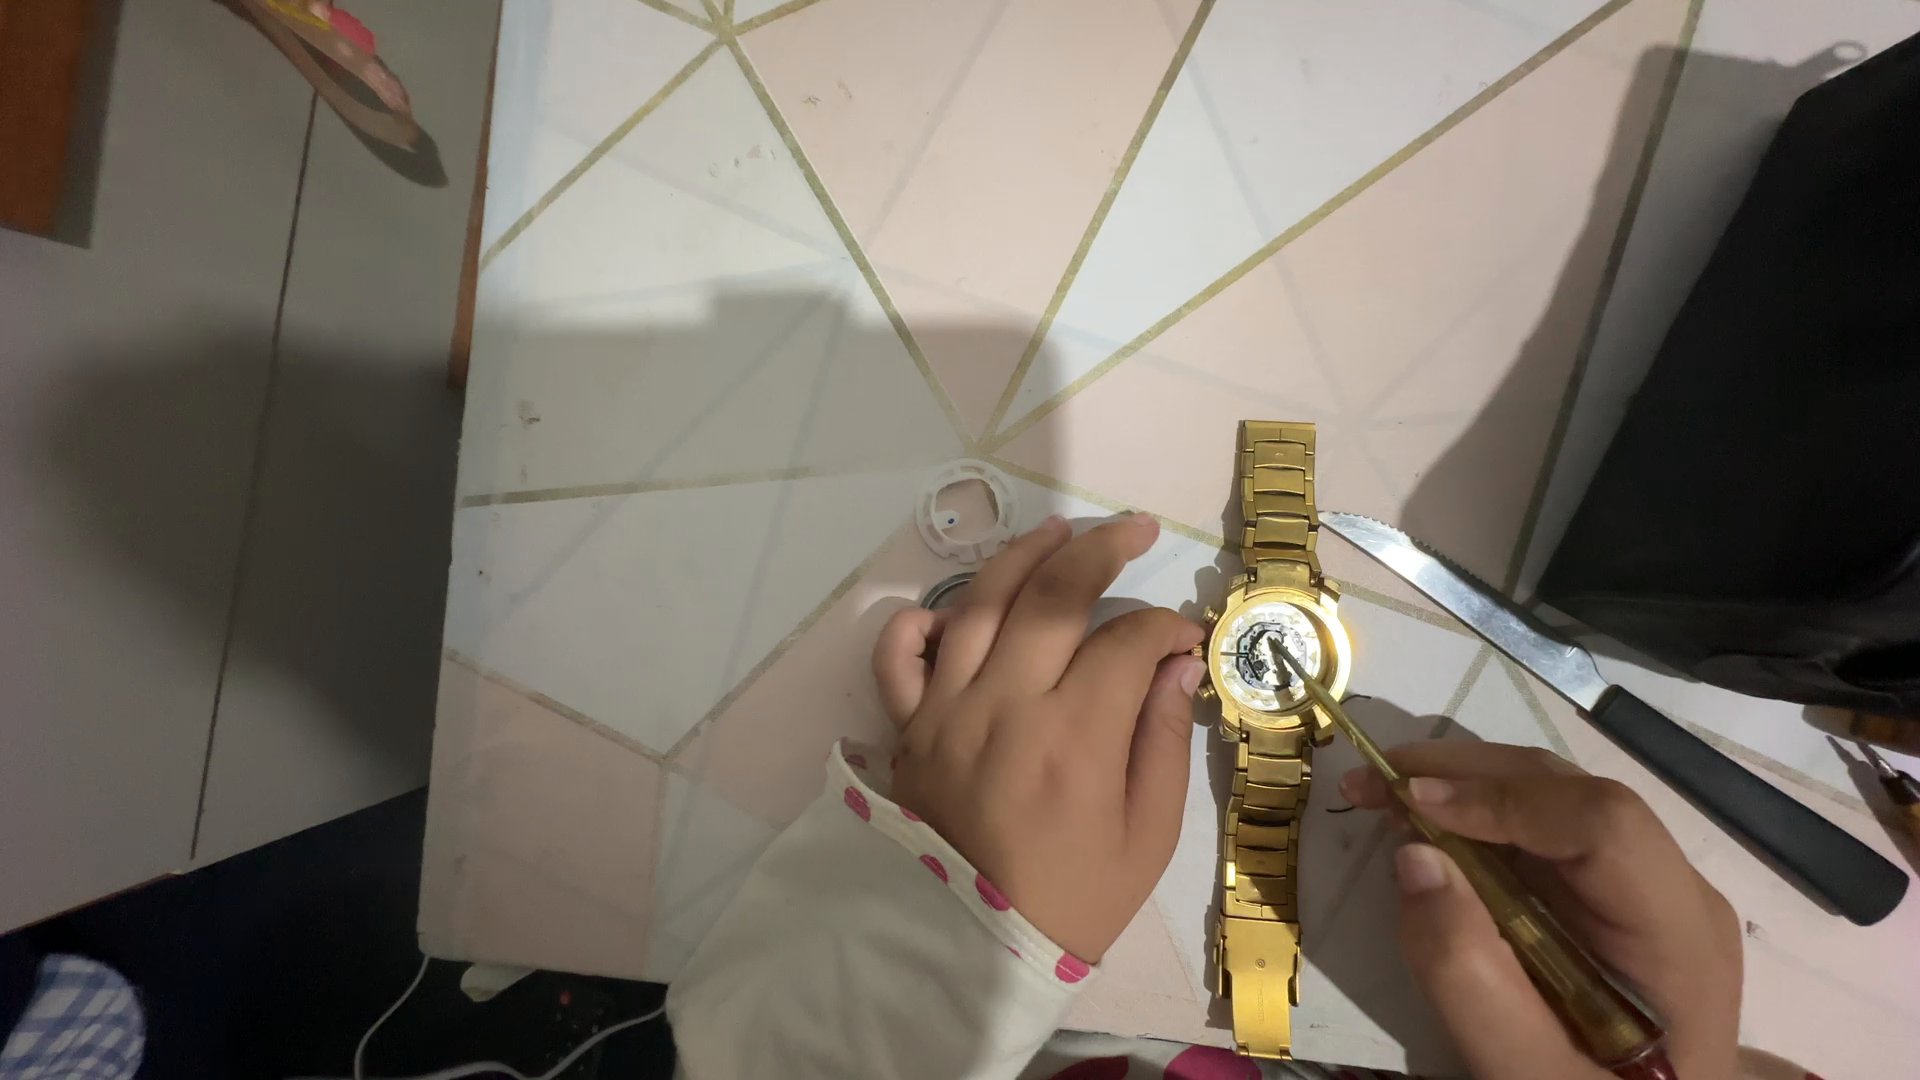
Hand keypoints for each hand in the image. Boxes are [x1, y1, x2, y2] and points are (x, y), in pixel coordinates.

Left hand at [871, 514, 1204, 961]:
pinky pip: (897, 655)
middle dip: (1100, 550)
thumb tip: (1177, 662)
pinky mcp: (908, 724)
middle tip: (1130, 528)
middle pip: (1052, 598)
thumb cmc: (1069, 897)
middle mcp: (1005, 705)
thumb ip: (1163, 739)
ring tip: (1055, 530)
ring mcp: (946, 708)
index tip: (1182, 633)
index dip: (1164, 625)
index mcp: (1073, 738)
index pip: (1125, 642)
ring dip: (1020, 557)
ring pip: (978, 604)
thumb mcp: (1146, 836)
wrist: (971, 949)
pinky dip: (918, 621)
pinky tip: (953, 610)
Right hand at [1342, 743, 1740, 1079]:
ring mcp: (1626, 872)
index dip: (1502, 799)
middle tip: (1366, 782)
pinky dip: (1456, 799)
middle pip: (1561, 789)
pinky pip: (1520, 810)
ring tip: (1373, 791)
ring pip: (1536, 786)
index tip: (1410, 803)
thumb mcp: (1525, 1070)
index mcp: (1673, 932)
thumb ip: (1469, 977)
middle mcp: (1662, 883)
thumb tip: (1414, 856)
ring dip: (1448, 778)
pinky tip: (1409, 814)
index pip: (1602, 824)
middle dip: (1456, 773)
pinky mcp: (1585, 873)